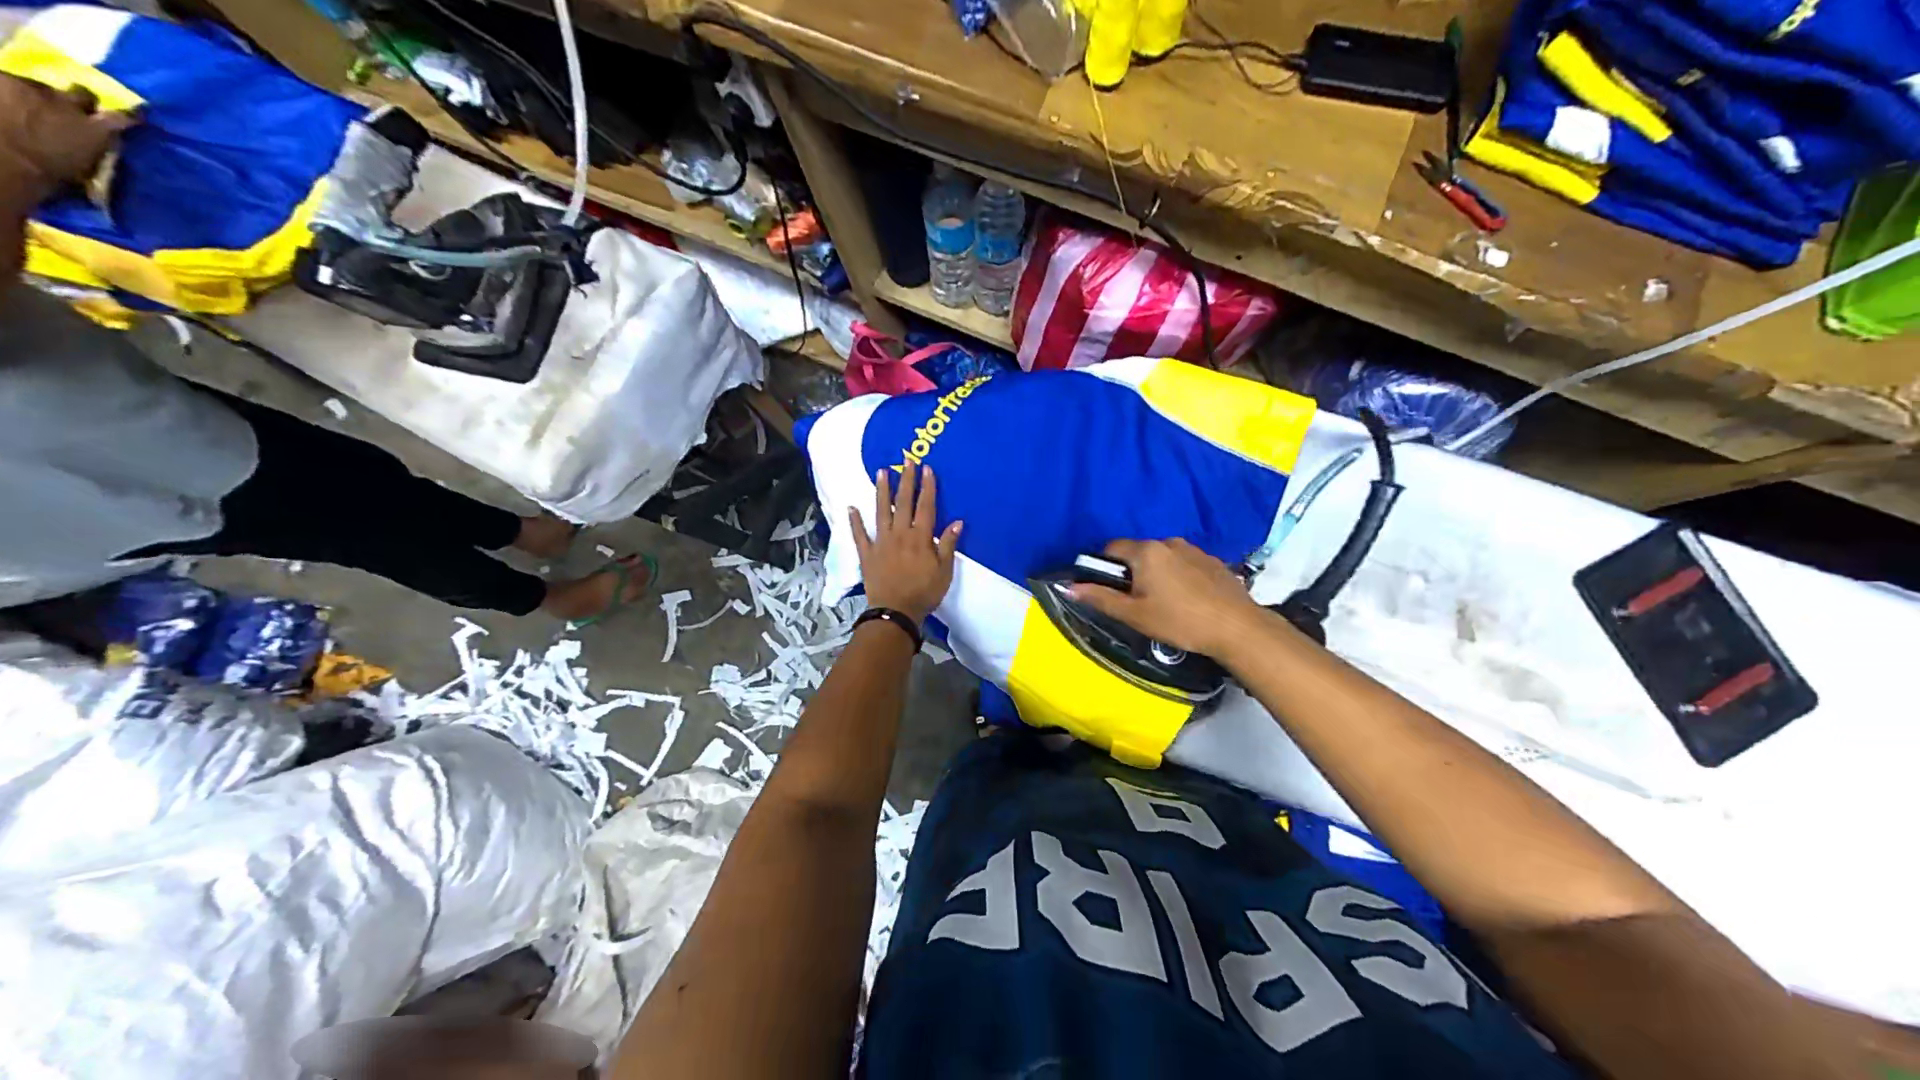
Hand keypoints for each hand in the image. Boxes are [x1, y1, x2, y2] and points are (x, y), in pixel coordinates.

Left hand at [0, 76, 136, 203]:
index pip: (124, 118)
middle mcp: (70, 105)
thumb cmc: (47, 176)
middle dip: (77, 102)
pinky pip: (6, 80)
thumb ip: (96, 154)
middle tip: (69, 112)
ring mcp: (31, 88)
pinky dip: (6, 89)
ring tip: (27, 108)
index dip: (126, 118)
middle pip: (82, 94)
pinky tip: (4, 103)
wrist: (4, 160)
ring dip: (38, 97)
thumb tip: (100, 150)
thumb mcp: (85, 171)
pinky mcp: (0, 78)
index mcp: (96, 130)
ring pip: (41, 87)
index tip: (129, 118)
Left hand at [850, 465, 962, 623]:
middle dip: (906, 480)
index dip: (927, 486)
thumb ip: (949, 545)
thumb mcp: (944, 571)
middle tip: (906, 460)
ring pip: (881, 511)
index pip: (925, 506)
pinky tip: (851, 507)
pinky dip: (855, 521)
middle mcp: (900, 534)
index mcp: (920, 538)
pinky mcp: (867, 554)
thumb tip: (957, 522)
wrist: (895, 611)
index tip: (926, 468)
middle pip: (904, 503)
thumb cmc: (924, 592)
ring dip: (882, 491)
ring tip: (881, 472)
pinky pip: (859, 535)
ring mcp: (881, 542)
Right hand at [1067, 538, 1269, 659]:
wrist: (1236, 627)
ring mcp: (1194, 549)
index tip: (1108, 590)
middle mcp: (1168, 542)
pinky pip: (1185, 563)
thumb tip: (1069, 587)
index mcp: (1145, 552)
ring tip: (1165, 603)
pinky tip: (1188, 600)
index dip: (1103, 567)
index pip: (1111, 548)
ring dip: (1157, 573)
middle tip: (1136, 602)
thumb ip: (1101, 598)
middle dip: (1132, 572)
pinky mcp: (1213, 560)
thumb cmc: (1179, 621)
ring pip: (1163, 557)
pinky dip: (1179, 576)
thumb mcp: (1135, 615)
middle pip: (1138, 552)